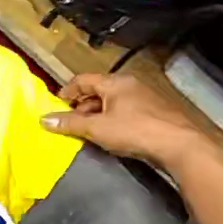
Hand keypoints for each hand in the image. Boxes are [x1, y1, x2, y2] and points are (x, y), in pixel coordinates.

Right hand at [41, 73, 215, 172]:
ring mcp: (145, 98)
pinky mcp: (155, 113)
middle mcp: (130, 84)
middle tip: (70, 122)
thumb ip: (71, 123)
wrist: (177, 144)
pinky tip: (112, 136)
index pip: (83, 80)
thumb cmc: (135, 131)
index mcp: (115, 82)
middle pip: (99, 90)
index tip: (56, 105)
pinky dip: (113, 120)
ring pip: (113, 102)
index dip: (67, 91)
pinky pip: (126, 112)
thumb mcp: (98, 128)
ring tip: (88, 132)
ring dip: (98, 114)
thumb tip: (44, 119)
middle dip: (82, 105)